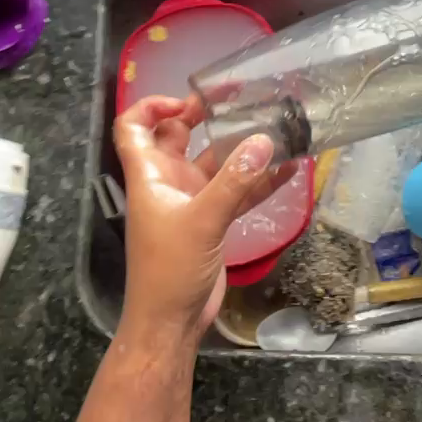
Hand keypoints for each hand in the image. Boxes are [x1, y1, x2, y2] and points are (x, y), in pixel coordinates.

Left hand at [113, 95, 293, 344]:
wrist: (171, 321)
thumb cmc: (169, 268)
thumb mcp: (202, 221)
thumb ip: (234, 182)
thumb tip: (264, 140)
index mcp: (149, 175)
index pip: (133, 127)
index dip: (150, 106)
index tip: (186, 101)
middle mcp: (167, 182)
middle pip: (176, 138)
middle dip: (202, 118)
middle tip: (237, 103)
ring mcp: (190, 201)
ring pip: (213, 164)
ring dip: (239, 150)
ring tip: (274, 129)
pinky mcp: (211, 221)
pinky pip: (235, 192)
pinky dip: (257, 181)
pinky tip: (288, 170)